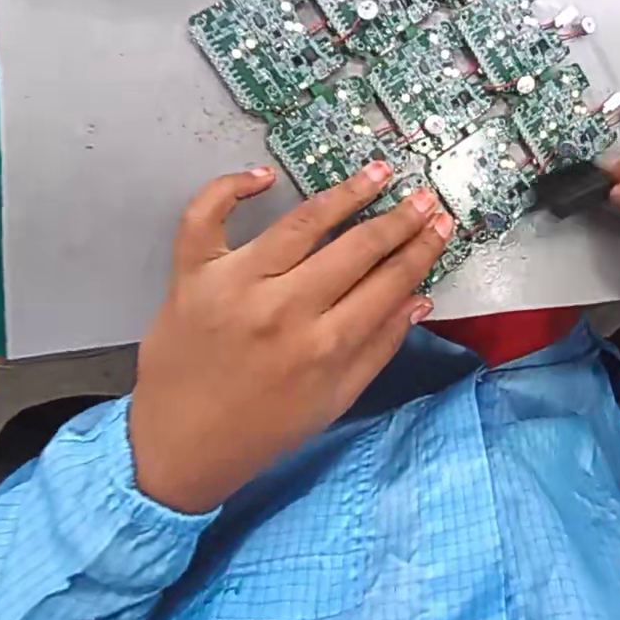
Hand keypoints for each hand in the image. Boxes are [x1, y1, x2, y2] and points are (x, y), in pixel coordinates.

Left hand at [129, 162, 453, 512]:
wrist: (179, 446)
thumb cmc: (261, 428)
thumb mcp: (333, 401)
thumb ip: (379, 348)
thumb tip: (419, 298)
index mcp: (325, 346)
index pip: (388, 282)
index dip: (422, 249)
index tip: (441, 225)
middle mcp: (284, 309)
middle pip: (356, 248)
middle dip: (399, 219)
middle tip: (422, 197)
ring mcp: (235, 285)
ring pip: (300, 222)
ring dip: (346, 193)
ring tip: (377, 173)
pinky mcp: (192, 273)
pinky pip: (206, 217)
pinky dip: (229, 188)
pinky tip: (264, 175)